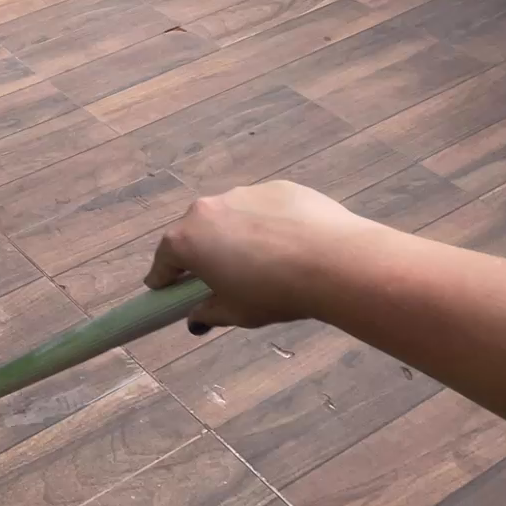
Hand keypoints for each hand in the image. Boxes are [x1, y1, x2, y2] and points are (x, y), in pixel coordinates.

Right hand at [145, 181, 386, 331]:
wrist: (342, 264)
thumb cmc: (275, 293)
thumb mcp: (234, 313)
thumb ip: (207, 313)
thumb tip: (197, 317)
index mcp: (183, 241)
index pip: (163, 262)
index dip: (165, 279)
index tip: (168, 290)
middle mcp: (203, 211)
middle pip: (194, 234)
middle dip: (202, 252)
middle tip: (224, 274)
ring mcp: (241, 194)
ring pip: (229, 217)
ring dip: (235, 234)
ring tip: (266, 256)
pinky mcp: (278, 188)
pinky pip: (264, 208)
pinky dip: (269, 222)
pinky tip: (292, 241)